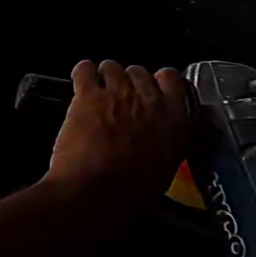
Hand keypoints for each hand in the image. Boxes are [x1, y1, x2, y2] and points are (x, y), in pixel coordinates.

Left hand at [42, 60, 189, 203]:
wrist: (96, 189)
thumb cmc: (132, 189)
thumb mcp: (165, 166)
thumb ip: (164, 140)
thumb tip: (155, 136)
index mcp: (176, 119)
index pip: (172, 79)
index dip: (156, 81)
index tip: (146, 89)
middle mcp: (150, 101)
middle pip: (138, 72)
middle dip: (127, 80)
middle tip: (116, 95)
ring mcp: (119, 94)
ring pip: (112, 67)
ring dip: (104, 76)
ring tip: (96, 88)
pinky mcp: (89, 95)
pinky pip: (85, 69)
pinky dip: (82, 72)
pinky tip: (80, 79)